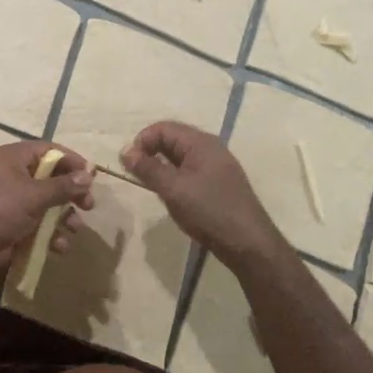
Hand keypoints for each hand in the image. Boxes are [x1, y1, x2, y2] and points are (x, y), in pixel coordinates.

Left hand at [0, 141, 95, 276]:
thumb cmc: (0, 211)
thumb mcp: (33, 196)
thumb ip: (62, 186)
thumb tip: (88, 175)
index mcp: (12, 158)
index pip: (47, 150)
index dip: (71, 160)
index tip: (91, 174)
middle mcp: (12, 174)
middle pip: (50, 177)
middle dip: (71, 192)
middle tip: (88, 205)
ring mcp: (12, 199)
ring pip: (47, 202)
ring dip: (64, 216)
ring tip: (75, 229)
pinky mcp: (13, 221)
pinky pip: (38, 222)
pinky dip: (50, 233)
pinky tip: (59, 246)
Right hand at [121, 121, 281, 262]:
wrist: (248, 244)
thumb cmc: (209, 211)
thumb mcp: (173, 189)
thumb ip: (147, 168)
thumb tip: (124, 151)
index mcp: (200, 142)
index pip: (163, 128)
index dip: (142, 141)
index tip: (129, 164)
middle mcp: (210, 148)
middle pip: (172, 139)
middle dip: (150, 152)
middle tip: (136, 174)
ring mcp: (217, 166)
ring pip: (180, 156)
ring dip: (162, 166)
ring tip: (151, 186)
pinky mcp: (219, 183)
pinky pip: (190, 170)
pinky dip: (175, 177)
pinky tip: (171, 195)